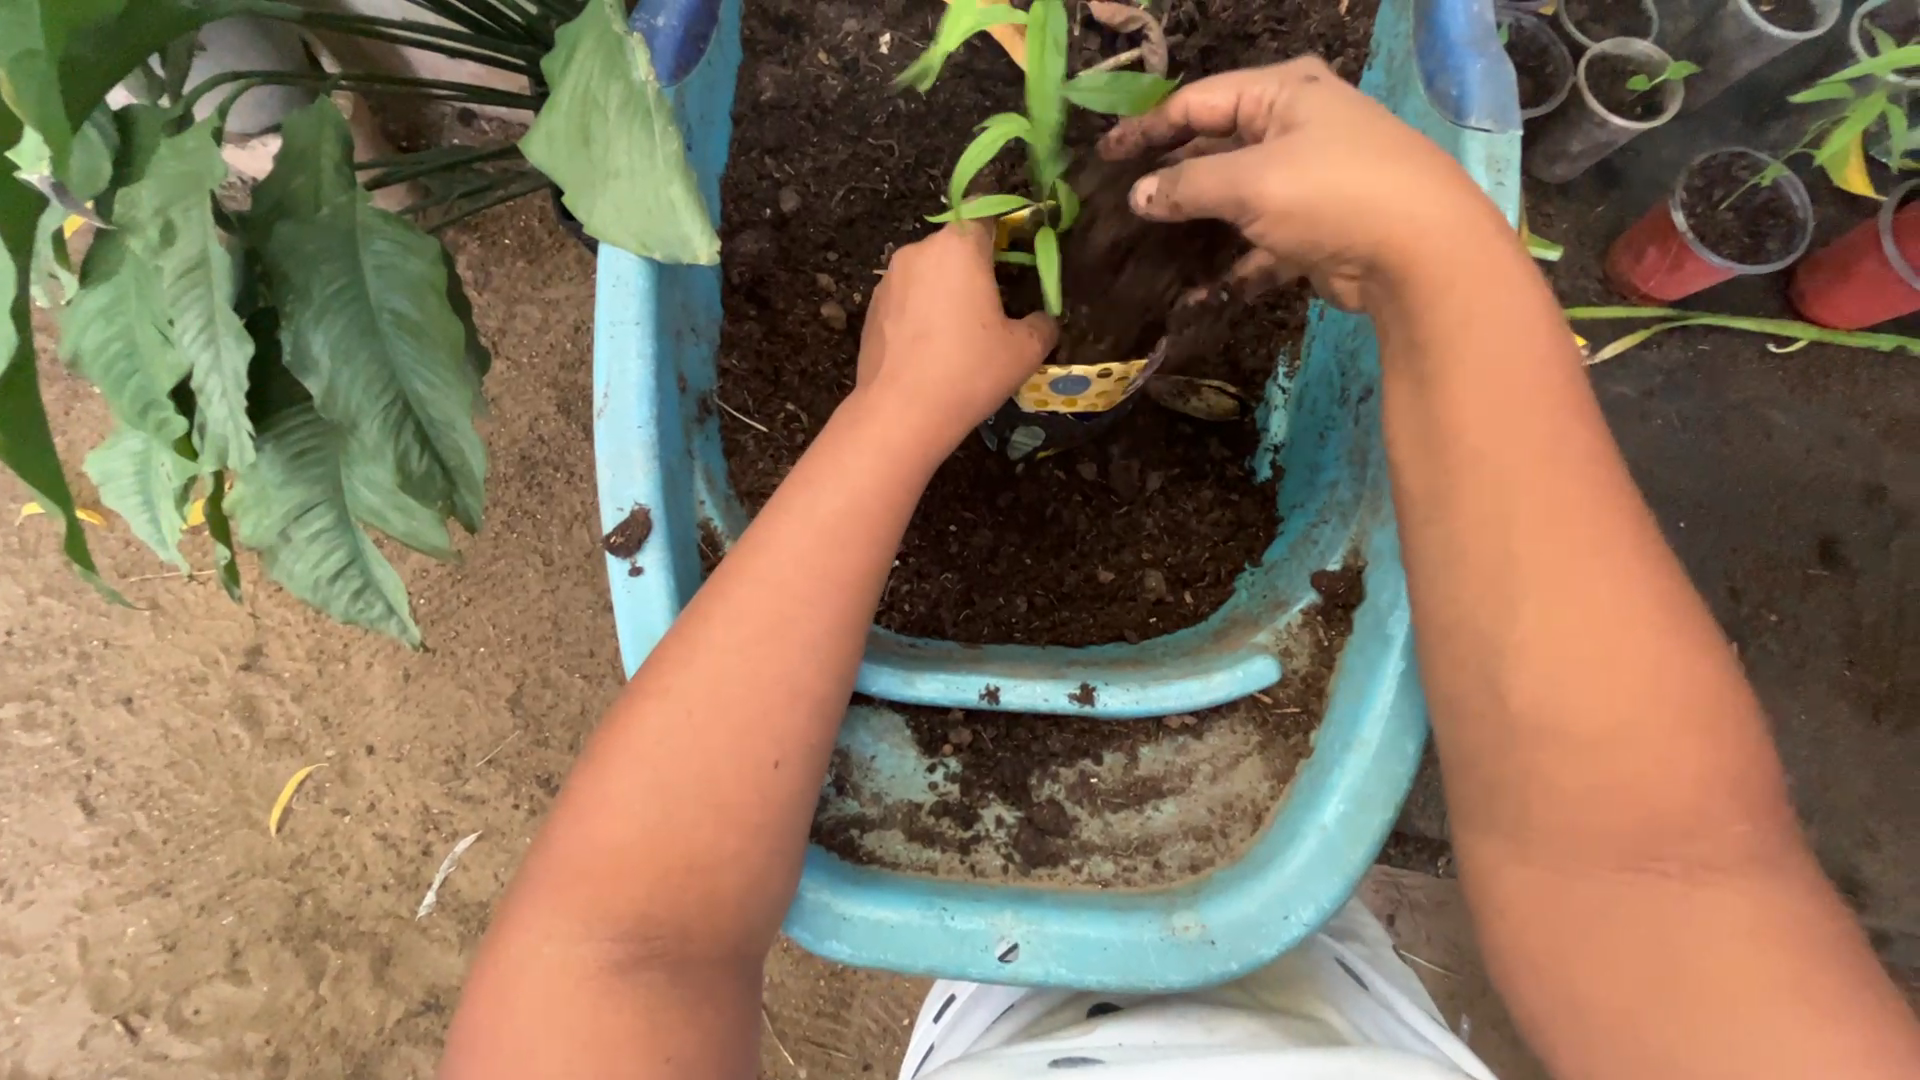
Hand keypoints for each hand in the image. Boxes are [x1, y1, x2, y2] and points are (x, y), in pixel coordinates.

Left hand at [852, 222, 1056, 449]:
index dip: (1004, 235)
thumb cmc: (969, 371)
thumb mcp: (1025, 351)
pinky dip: (919, 317)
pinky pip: (905, 303)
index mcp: (959, 247)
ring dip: (944, 295)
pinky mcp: (869, 311)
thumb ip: (1042, 324)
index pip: (986, 216)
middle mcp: (918, 252)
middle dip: (973, 272)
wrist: (901, 413)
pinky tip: (929, 353)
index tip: (1014, 263)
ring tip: (957, 338)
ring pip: (927, 276)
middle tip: (991, 312)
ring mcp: (888, 281)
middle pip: (954, 248)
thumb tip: (1043, 320)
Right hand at [1100, 57, 1508, 310]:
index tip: (1105, 156)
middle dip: (1169, 181)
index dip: (1147, 129)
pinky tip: (1194, 296)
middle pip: (1213, 151)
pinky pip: (1254, 246)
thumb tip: (1138, 195)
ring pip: (1231, 202)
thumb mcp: (1250, 182)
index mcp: (1281, 94)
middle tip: (1121, 207)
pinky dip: (1227, 269)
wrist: (1417, 253)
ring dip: (1194, 231)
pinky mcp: (1309, 231)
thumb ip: (1186, 186)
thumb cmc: (1331, 193)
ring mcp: (1302, 182)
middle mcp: (1292, 129)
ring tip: (1148, 253)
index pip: (1197, 103)